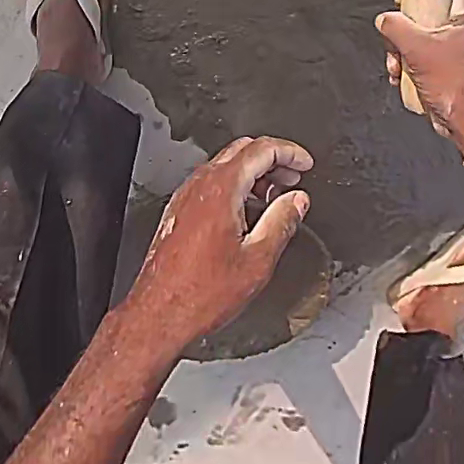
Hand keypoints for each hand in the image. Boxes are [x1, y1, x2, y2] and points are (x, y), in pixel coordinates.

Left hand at [123, 136, 312, 354]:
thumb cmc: (200, 293)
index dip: (290, 152)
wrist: (159, 314)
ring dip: (255, 172)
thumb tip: (297, 200)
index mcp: (222, 188)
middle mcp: (201, 184)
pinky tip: (248, 210)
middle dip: (274, 158)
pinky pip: (213, 182)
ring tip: (275, 196)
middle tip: (294, 177)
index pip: (262, 149)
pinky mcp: (180, 208)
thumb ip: (282, 221)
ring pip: (227, 164)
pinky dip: (236, 184)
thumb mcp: (257, 260)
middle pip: (244, 149)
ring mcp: (187, 194)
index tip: (305, 163)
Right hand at [376, 0, 463, 150]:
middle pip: (424, 13)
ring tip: (399, 65)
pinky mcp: (450, 63)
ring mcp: (459, 45)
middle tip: (397, 42)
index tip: (404, 0)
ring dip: (402, 51)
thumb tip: (385, 20)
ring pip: (419, 35)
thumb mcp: (415, 47)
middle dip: (403, 31)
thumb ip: (394, 26)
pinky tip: (403, 75)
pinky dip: (409, 63)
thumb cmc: (456, 84)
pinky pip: (422, 53)